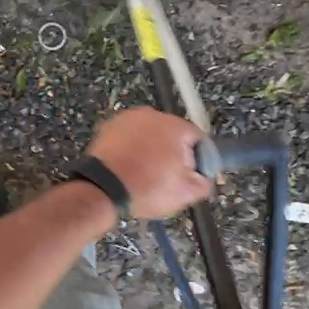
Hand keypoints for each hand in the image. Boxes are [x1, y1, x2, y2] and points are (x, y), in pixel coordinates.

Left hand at [85, 108, 211, 219]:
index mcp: (175, 126)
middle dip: (172, 152)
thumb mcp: (186, 193)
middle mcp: (152, 115)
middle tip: (167, 176)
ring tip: (144, 173)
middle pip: (172, 133)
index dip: (197, 158)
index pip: (197, 138)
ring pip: (148, 134)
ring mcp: (128, 118)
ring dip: (150, 148)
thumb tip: (203, 176)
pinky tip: (128, 166)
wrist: (103, 187)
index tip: (191, 174)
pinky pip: (128, 136)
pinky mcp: (109, 125)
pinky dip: (130, 147)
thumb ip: (204, 181)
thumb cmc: (147, 187)